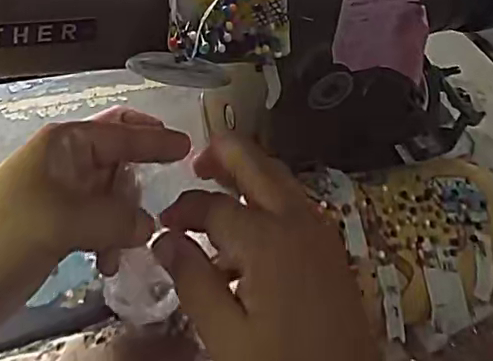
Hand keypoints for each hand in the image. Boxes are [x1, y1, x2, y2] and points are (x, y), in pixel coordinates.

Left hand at [0, 105, 191, 304]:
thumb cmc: (2, 235)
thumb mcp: (61, 219)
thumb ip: (113, 217)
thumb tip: (150, 224)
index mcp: (64, 143)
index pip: (119, 130)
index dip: (153, 137)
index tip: (187, 147)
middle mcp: (65, 162)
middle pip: (118, 161)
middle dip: (136, 184)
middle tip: (149, 212)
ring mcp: (60, 195)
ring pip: (111, 196)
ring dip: (123, 219)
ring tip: (122, 248)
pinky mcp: (56, 227)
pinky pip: (99, 223)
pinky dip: (109, 239)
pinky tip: (106, 263)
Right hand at [152, 134, 376, 360]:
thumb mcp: (227, 338)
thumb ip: (193, 282)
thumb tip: (165, 240)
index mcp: (266, 237)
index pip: (213, 204)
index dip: (183, 208)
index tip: (163, 223)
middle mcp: (295, 218)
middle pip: (254, 162)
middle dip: (222, 154)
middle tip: (195, 163)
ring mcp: (318, 228)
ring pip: (277, 175)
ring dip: (246, 170)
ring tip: (217, 183)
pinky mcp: (329, 244)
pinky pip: (293, 199)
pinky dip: (267, 192)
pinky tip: (249, 226)